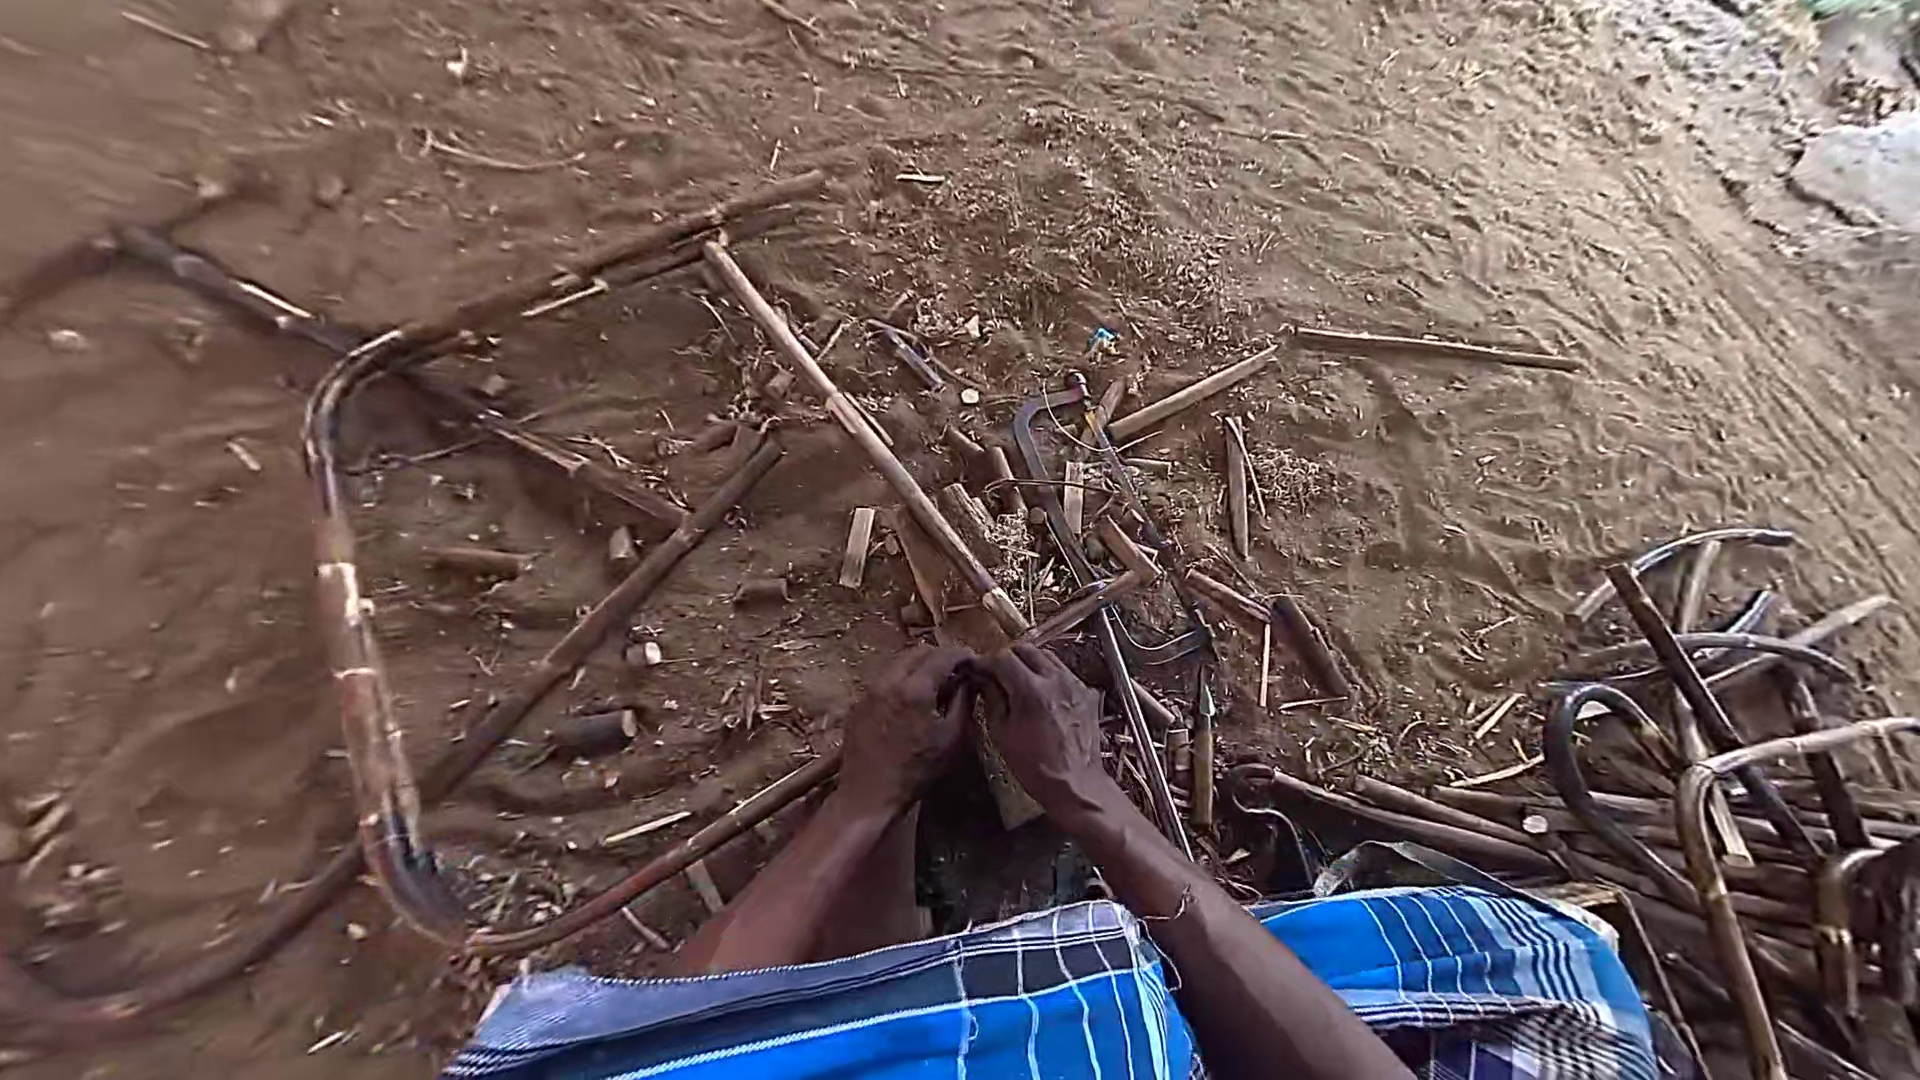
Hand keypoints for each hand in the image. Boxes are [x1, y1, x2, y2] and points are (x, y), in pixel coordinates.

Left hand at [838, 644, 974, 810]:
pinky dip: (902, 678)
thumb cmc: (916, 771)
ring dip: (919, 665)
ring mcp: (870, 690)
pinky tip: (910, 698)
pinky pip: (885, 678)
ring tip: (934, 682)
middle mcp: (889, 681)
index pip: (942, 655)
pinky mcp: (859, 702)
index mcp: (914, 689)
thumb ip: (963, 702)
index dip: (961, 654)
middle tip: (955, 670)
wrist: (868, 795)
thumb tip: (968, 681)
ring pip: (899, 662)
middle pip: (918, 651)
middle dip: (939, 656)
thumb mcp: (951, 738)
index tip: (972, 660)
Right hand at [977, 644, 1117, 820]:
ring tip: (1017, 681)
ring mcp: (1075, 684)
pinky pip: (1062, 672)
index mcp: (1031, 690)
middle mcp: (1056, 679)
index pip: (1003, 657)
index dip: (986, 660)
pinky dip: (1047, 674)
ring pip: (1046, 656)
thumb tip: (982, 677)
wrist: (1076, 786)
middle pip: (1026, 649)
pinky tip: (1040, 693)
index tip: (976, 668)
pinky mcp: (1086, 693)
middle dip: (1007, 657)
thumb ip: (991, 697)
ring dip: (1028, 663)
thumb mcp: (1001, 733)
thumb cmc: (1034, 766)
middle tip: (995, 673)